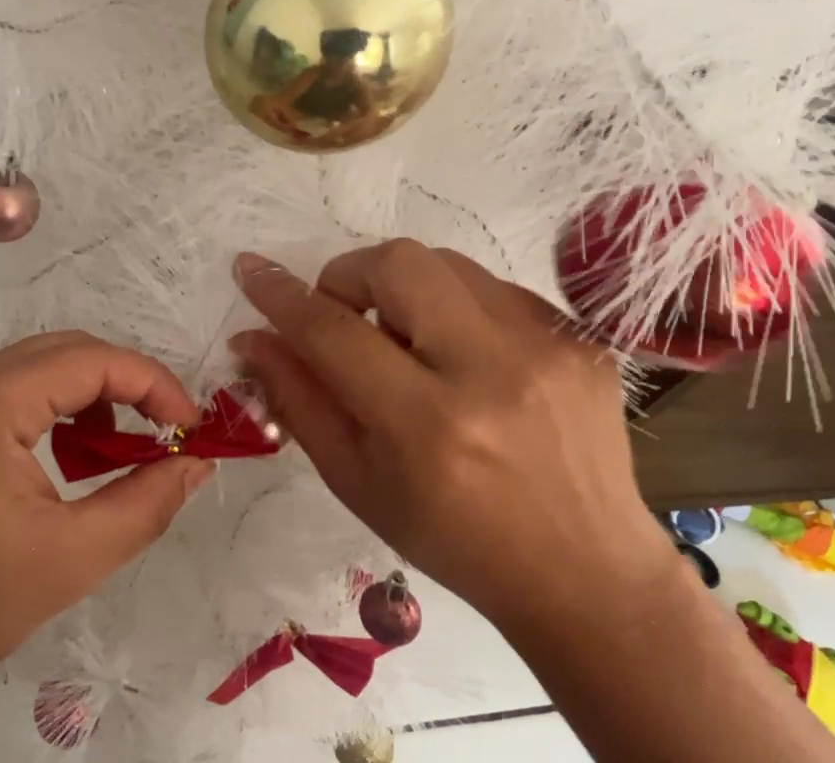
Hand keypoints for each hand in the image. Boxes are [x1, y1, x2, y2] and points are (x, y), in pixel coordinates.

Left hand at [0, 332, 212, 753]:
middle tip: (169, 437)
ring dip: (93, 397)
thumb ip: (146, 502)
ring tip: (123, 453)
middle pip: (67, 352)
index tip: (192, 431)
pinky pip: (14, 391)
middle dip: (127, 386)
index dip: (153, 385)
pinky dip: (57, 411)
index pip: (92, 360)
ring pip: (41, 368)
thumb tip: (196, 462)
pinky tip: (72, 459)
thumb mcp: (72, 558)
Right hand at [230, 241, 673, 631]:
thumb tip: (254, 339)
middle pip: (398, 264)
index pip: (333, 332)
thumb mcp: (356, 482)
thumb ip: (300, 401)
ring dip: (404, 289)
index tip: (251, 272)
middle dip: (349, 274)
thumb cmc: (451, 538)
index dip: (282, 296)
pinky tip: (460, 357)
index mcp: (426, 425)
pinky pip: (495, 288)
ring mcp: (547, 349)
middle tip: (343, 315)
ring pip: (447, 263)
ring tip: (406, 342)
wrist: (584, 572)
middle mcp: (491, 373)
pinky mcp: (582, 342)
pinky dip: (457, 307)